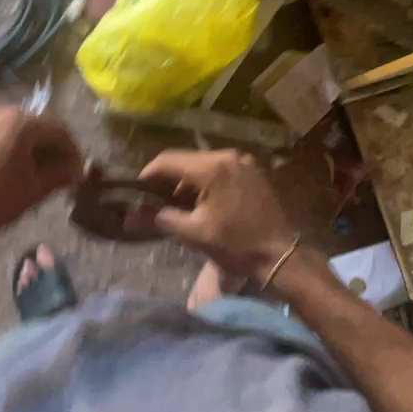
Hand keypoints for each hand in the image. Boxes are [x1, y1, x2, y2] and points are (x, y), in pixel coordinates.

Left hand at [0, 105, 82, 252]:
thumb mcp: (34, 190)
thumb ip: (60, 176)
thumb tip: (77, 172)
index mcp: (21, 121)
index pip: (59, 129)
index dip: (72, 150)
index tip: (77, 172)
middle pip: (35, 126)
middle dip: (50, 148)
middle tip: (58, 172)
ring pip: (13, 130)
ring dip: (28, 148)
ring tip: (33, 173)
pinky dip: (6, 148)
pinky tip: (6, 170)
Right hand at [140, 150, 299, 280]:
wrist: (281, 255)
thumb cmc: (236, 245)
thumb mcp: (194, 234)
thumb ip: (162, 218)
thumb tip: (132, 216)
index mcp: (212, 168)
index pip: (169, 160)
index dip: (149, 173)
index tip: (136, 188)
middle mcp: (228, 156)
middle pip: (186, 159)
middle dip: (168, 176)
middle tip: (153, 197)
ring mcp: (243, 162)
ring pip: (203, 163)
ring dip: (187, 178)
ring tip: (176, 202)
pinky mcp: (252, 171)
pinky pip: (220, 168)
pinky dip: (206, 179)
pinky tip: (201, 199)